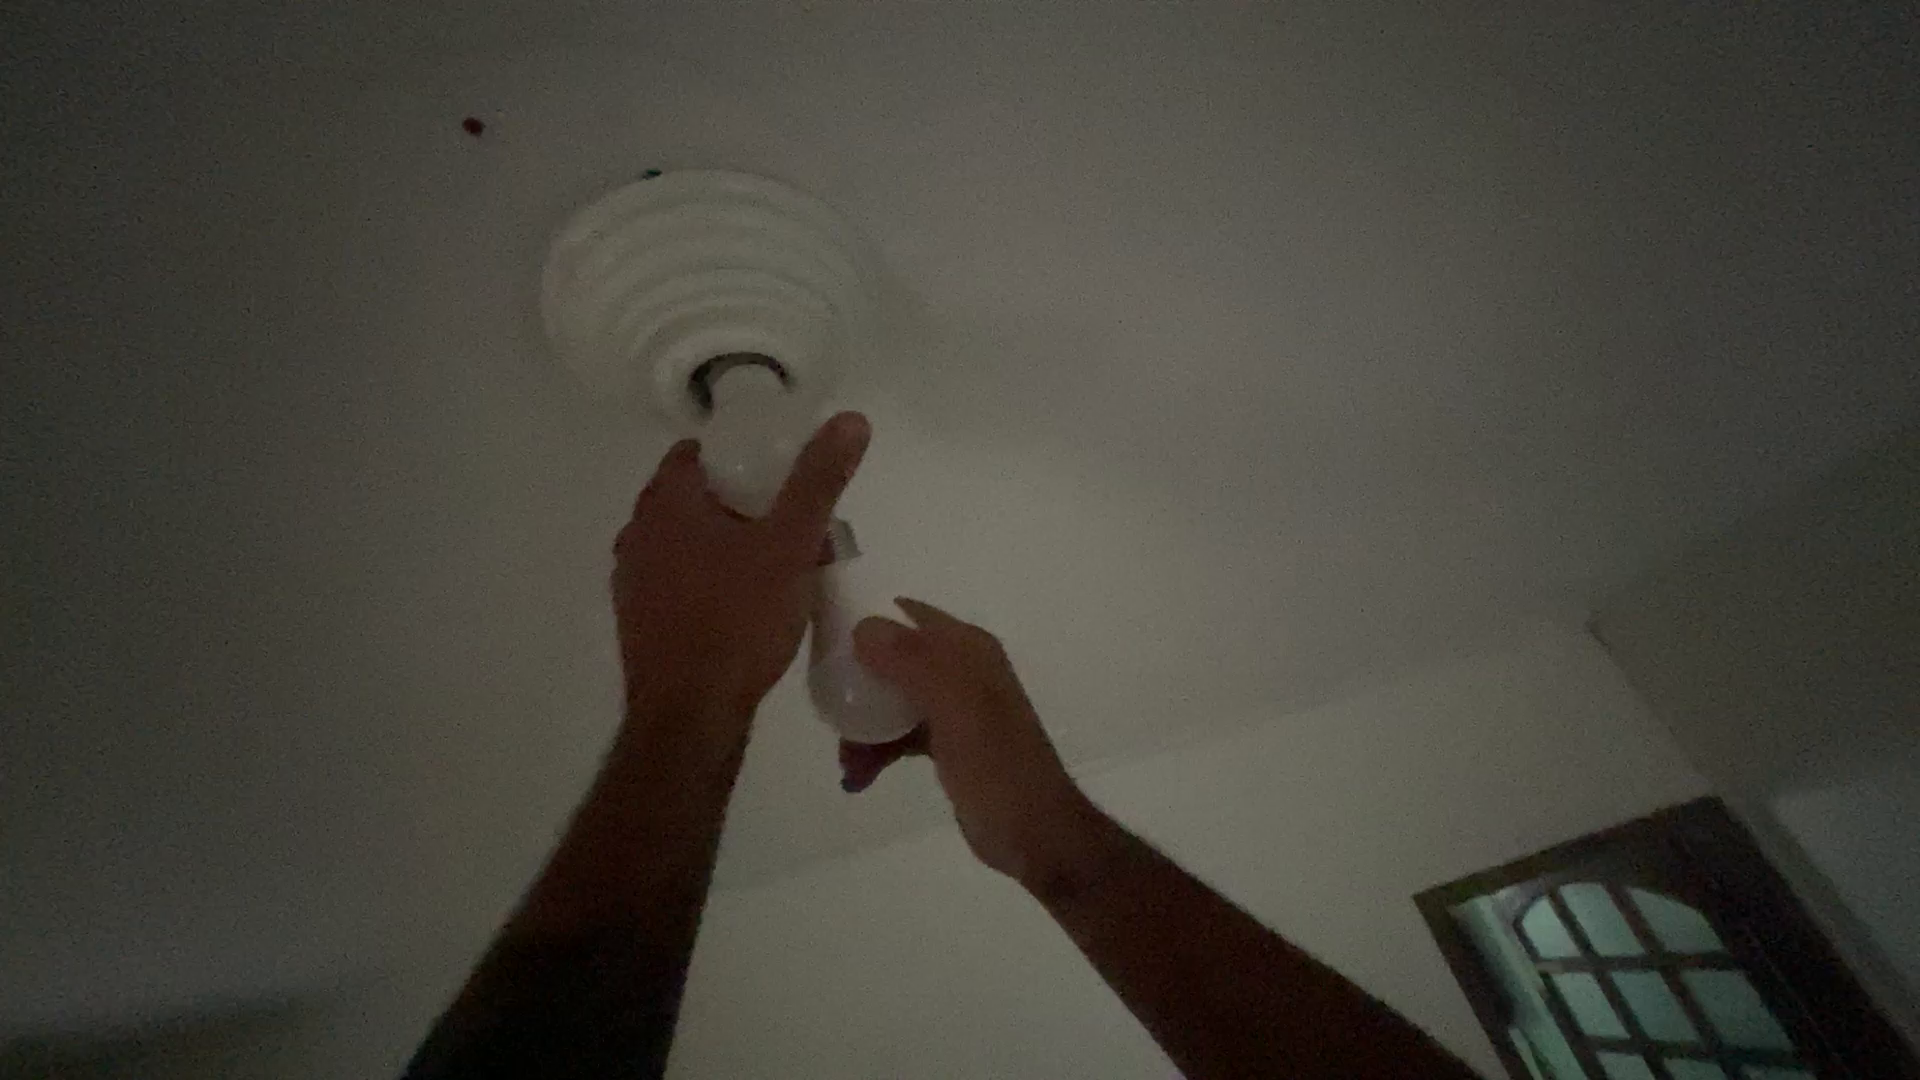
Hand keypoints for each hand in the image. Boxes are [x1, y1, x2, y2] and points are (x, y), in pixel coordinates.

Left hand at [613, 413, 868, 725]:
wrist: (692, 715)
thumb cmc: (739, 619)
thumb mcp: (791, 544)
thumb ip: (819, 481)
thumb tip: (850, 420)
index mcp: (666, 503)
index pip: (698, 452)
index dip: (743, 456)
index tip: (783, 476)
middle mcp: (638, 534)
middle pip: (698, 498)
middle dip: (747, 504)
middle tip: (796, 525)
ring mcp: (633, 580)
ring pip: (691, 542)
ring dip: (732, 544)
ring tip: (782, 568)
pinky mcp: (640, 620)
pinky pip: (683, 580)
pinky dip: (714, 579)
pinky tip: (750, 606)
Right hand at [846, 600, 1109, 892]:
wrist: (1033, 833)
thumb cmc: (996, 764)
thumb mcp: (955, 706)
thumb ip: (913, 661)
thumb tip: (863, 626)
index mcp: (968, 649)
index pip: (908, 615)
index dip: (866, 623)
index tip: (823, 646)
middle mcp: (962, 670)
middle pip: (894, 659)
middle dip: (857, 683)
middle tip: (829, 713)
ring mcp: (955, 707)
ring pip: (893, 699)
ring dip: (863, 724)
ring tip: (846, 763)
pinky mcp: (949, 743)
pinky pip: (901, 732)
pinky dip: (878, 749)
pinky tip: (858, 777)